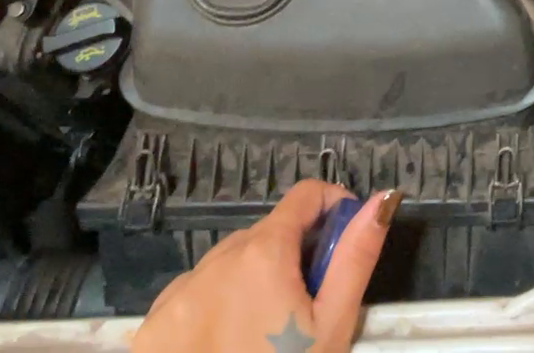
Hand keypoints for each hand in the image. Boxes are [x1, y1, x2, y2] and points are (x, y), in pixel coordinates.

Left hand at [132, 180, 400, 352]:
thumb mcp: (332, 326)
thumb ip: (356, 257)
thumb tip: (382, 200)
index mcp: (263, 254)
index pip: (306, 196)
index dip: (334, 208)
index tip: (343, 241)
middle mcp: (215, 261)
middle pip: (268, 233)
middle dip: (294, 254)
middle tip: (308, 305)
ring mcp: (176, 295)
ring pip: (229, 262)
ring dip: (253, 277)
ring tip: (265, 332)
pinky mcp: (150, 328)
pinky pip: (193, 292)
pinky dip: (215, 303)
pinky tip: (224, 344)